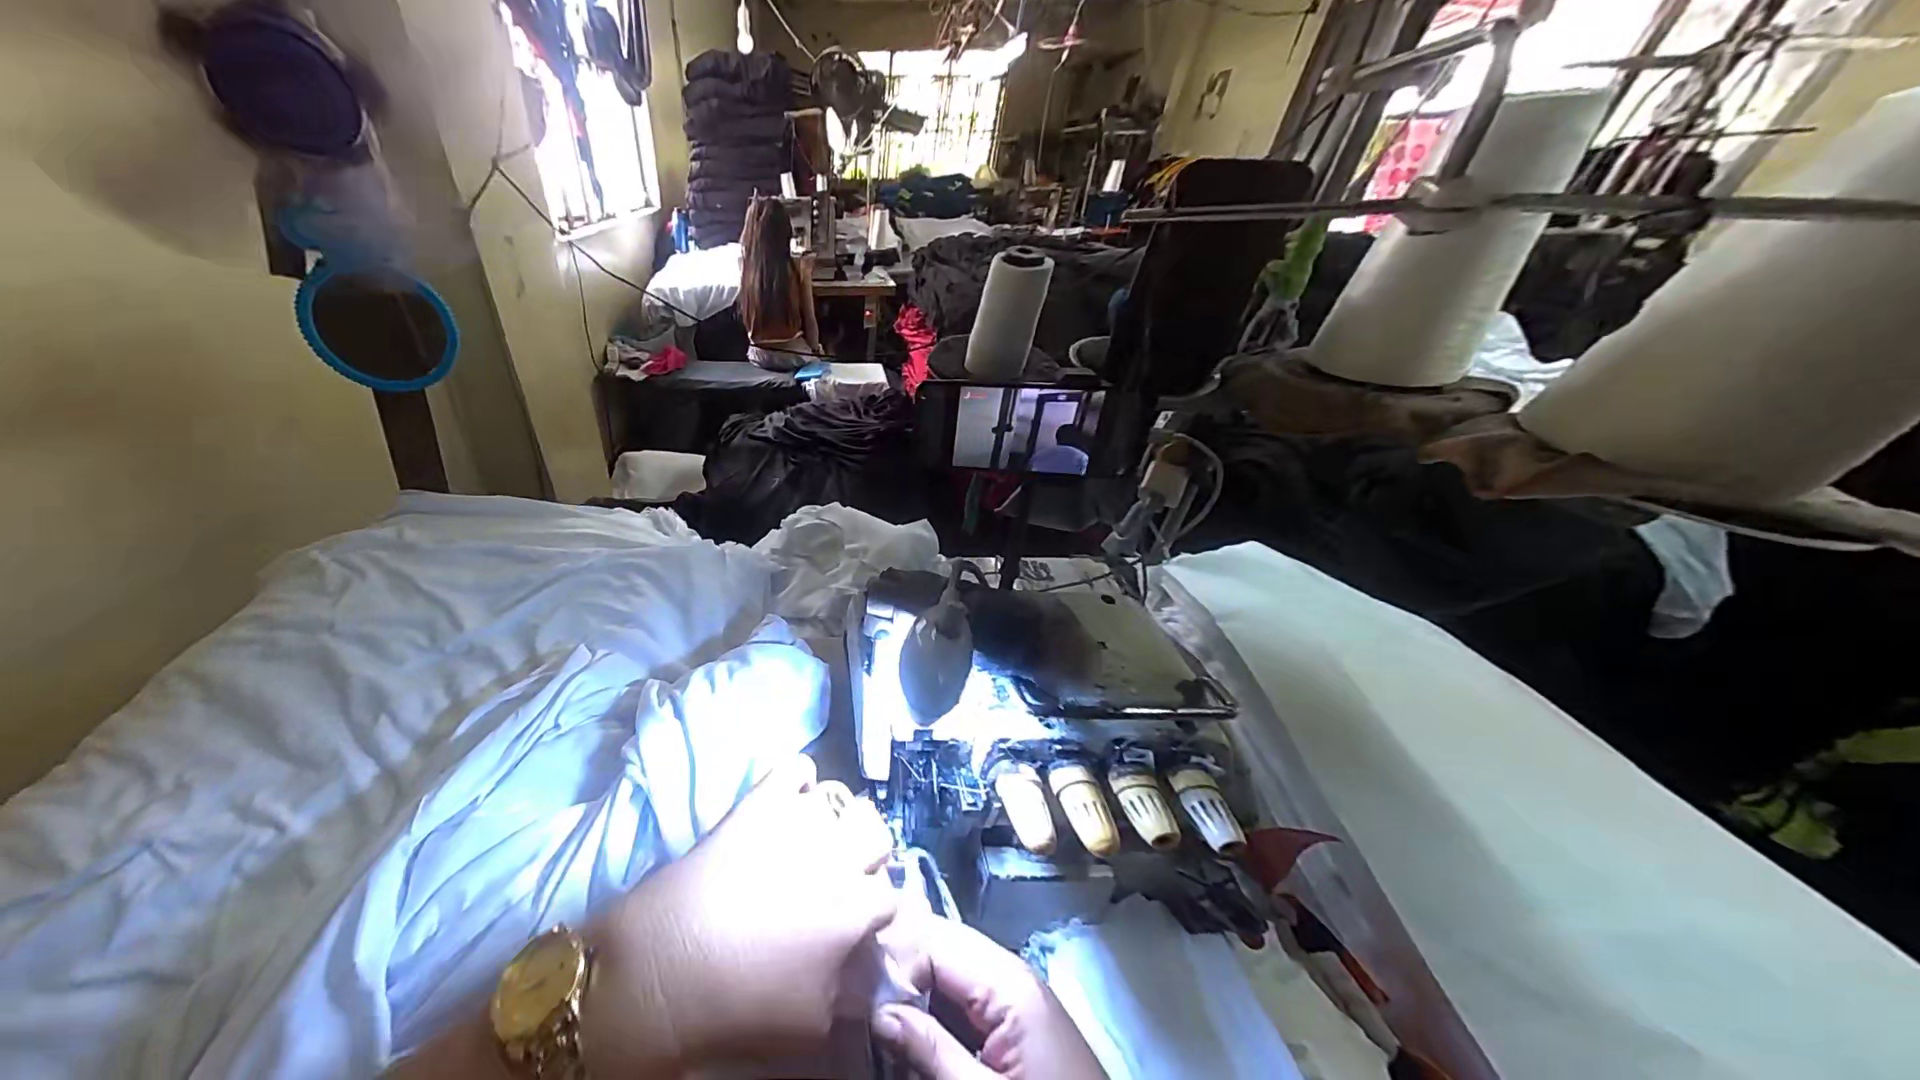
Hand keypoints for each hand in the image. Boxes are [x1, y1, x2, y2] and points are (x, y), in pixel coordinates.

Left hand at [581, 755, 897, 1075]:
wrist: (658, 973)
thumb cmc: (738, 1007)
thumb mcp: (812, 1024)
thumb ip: (854, 992)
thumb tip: (869, 968)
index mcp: (856, 907)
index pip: (892, 896)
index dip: (876, 912)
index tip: (858, 923)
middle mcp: (838, 855)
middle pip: (878, 835)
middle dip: (865, 857)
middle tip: (837, 878)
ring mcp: (799, 821)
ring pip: (839, 802)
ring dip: (830, 824)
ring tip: (806, 845)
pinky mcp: (761, 800)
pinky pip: (796, 768)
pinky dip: (797, 782)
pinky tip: (786, 806)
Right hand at [871, 912, 1106, 1079]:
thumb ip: (931, 1050)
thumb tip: (879, 1009)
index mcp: (1006, 981)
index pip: (936, 940)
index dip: (893, 955)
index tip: (851, 976)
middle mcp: (1009, 975)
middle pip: (942, 951)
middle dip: (899, 969)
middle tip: (854, 992)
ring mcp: (1013, 997)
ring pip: (950, 975)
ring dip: (914, 991)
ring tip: (869, 1008)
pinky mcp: (1013, 1022)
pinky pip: (965, 1001)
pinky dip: (935, 1012)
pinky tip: (905, 1030)